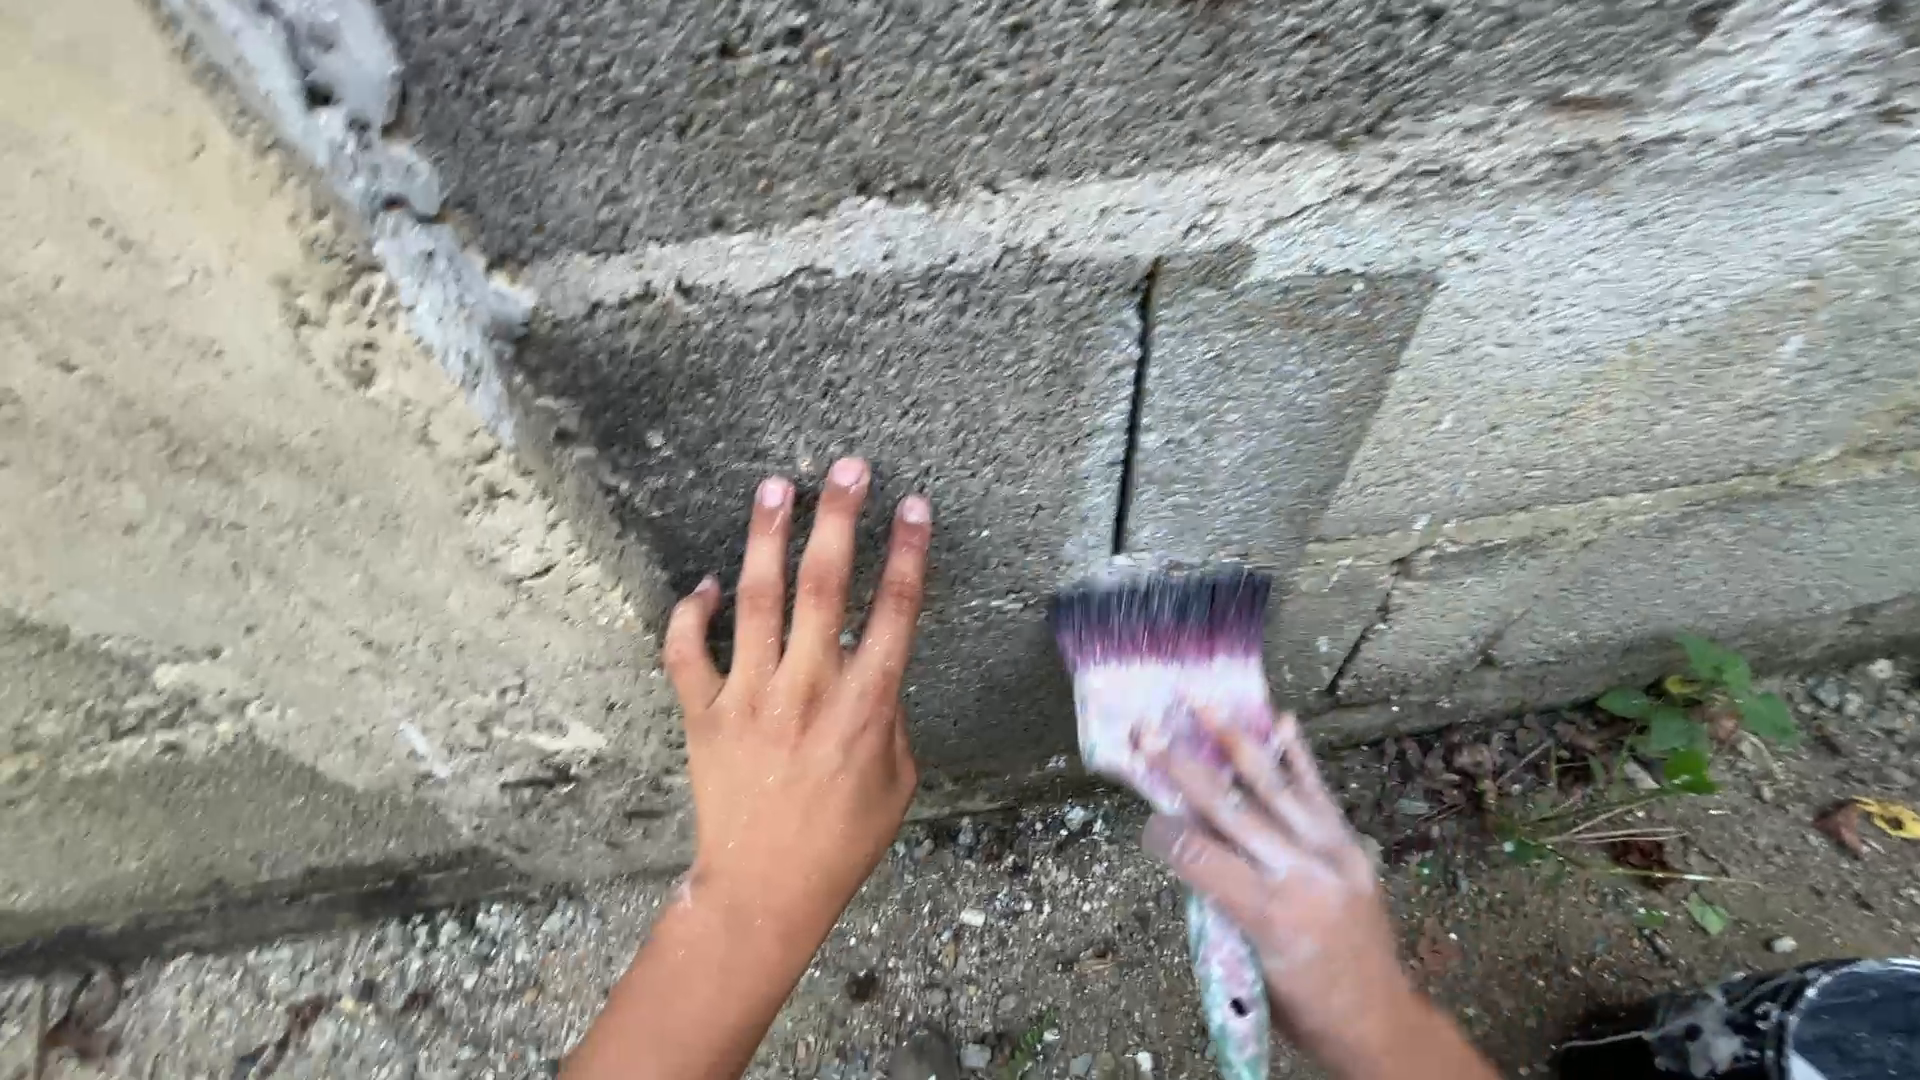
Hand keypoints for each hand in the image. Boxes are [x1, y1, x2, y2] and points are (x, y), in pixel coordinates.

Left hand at [661, 456, 931, 939]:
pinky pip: (687, 651)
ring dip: (767, 539)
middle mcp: (808, 690)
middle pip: (826, 587)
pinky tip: (705, 583)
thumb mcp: (899, 777)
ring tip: (775, 488)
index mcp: (866, 706)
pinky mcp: (705, 714)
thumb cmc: (843, 838)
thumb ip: (891, 713)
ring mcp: (750, 698)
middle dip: (839, 518)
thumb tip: (874, 665)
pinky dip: (690, 613)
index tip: (914, 507)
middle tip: (846, 469)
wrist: (766, 890)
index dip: (908, 553)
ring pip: (757, 601)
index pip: (896, 611)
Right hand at [1143, 713, 1480, 1077]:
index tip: (1142, 815)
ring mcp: (1334, 855)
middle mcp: (1303, 875)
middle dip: (1183, 767)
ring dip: (1235, 741)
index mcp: (1271, 916)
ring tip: (1204, 703)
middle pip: (1231, 809)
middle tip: (1150, 731)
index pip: (1200, 858)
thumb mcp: (1247, 962)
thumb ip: (1217, 898)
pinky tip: (1282, 720)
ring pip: (1274, 788)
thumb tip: (1182, 839)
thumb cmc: (1302, 1006)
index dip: (1163, 833)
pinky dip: (1298, 756)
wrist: (1382, 1024)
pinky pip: (1320, 793)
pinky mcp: (1352, 847)